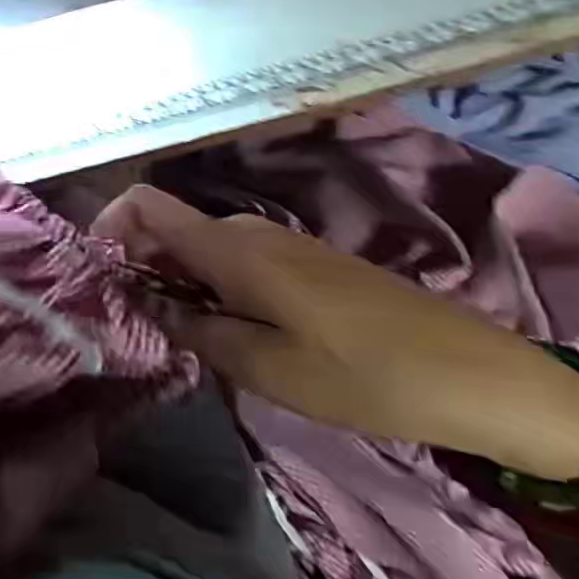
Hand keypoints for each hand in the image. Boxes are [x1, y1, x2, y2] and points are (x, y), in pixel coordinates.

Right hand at [94, 185, 578, 479]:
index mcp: (231, 248)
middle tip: (135, 325)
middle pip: (167, 229)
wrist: (478, 375)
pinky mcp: (303, 263)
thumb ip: (194, 331)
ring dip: (175, 284)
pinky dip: (209, 289)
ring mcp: (279, 244)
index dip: (109, 227)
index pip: (145, 204)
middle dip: (139, 267)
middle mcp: (247, 231)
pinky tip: (225, 333)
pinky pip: (233, 262)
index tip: (99, 277)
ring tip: (177, 338)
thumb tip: (143, 305)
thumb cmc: (364, 373)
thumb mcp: (265, 368)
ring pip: (199, 249)